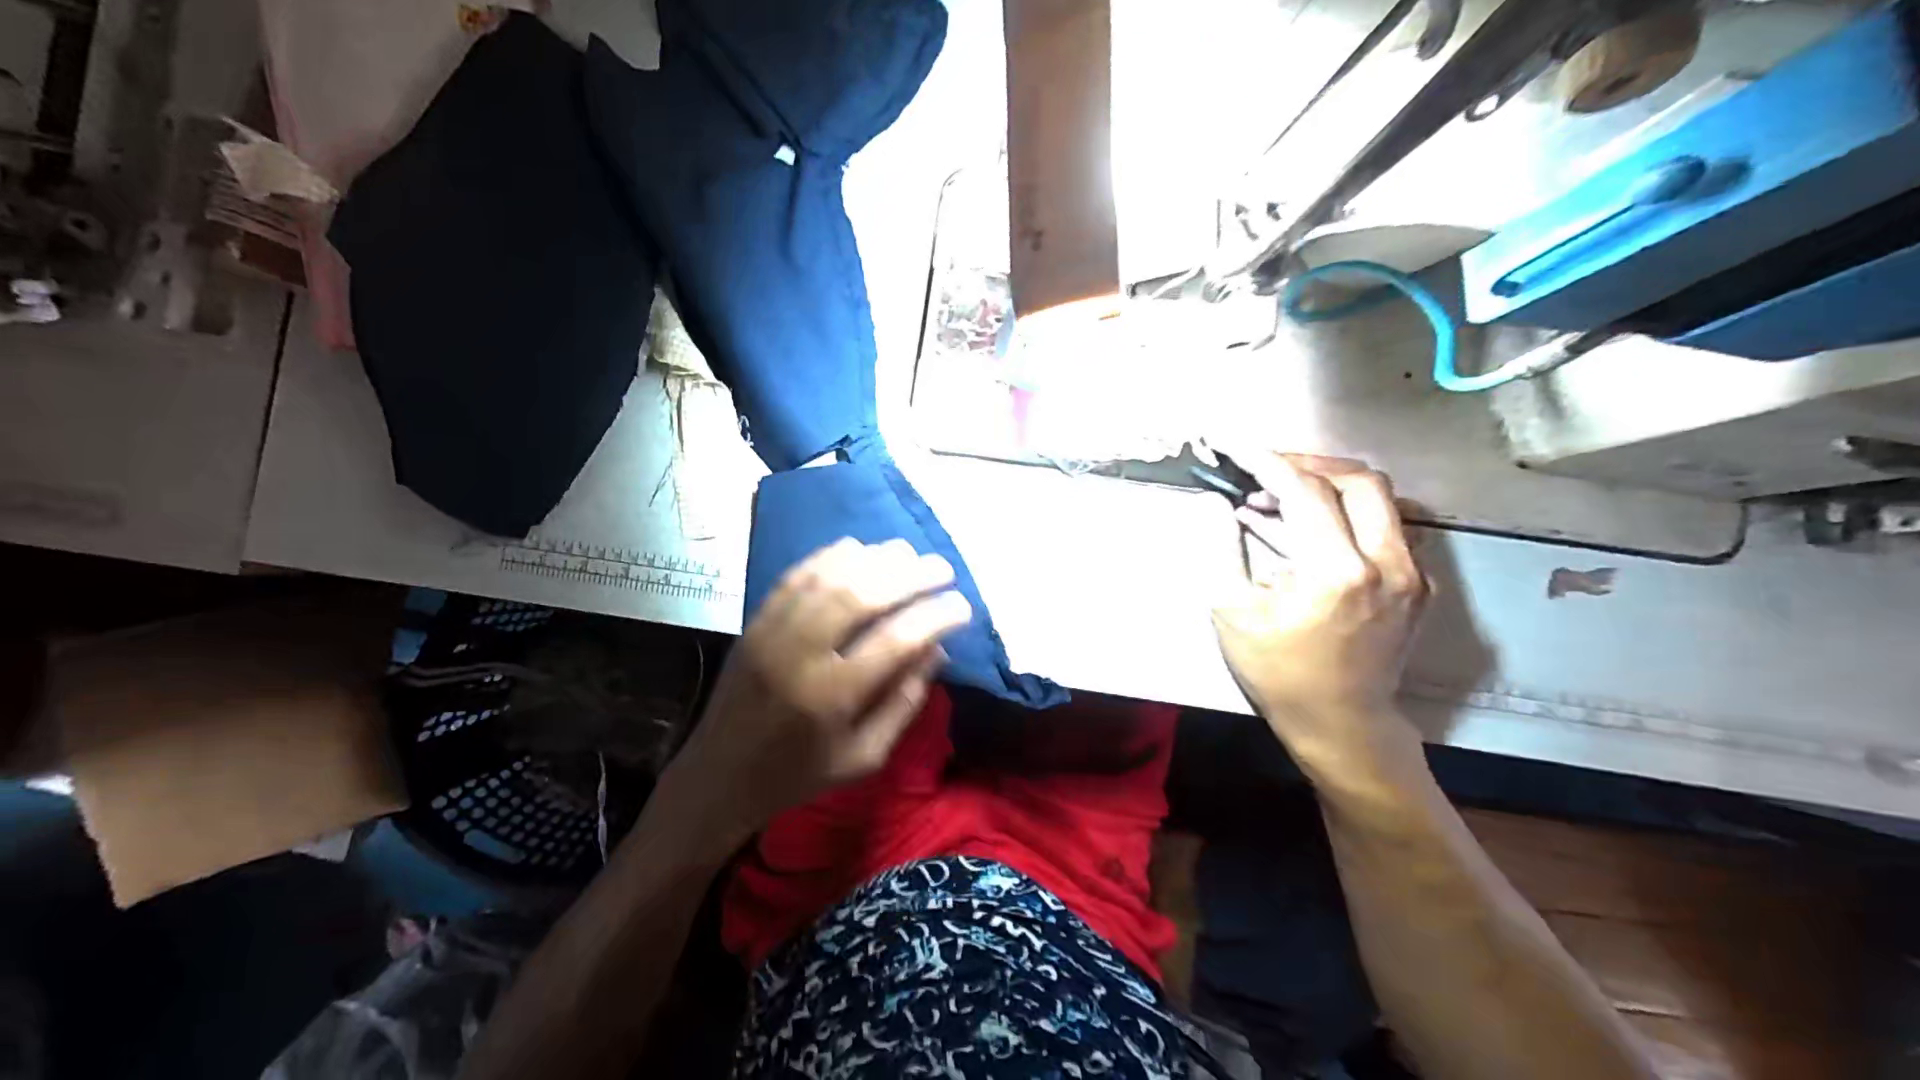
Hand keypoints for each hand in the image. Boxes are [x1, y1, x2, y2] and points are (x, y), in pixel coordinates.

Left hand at [665, 538, 972, 841]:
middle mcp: (801, 655)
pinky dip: (828, 557)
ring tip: (907, 552)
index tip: (962, 605)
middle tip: (942, 567)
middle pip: (862, 597)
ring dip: (873, 559)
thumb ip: (903, 702)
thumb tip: (937, 650)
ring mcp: (772, 633)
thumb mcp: (863, 757)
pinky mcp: (755, 622)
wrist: (718, 776)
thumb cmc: (799, 774)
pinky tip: (857, 548)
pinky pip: (795, 577)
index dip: (934, 617)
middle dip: (909, 576)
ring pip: (829, 578)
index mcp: (832, 697)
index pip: (895, 641)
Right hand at [1210, 452, 1429, 782]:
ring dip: (1332, 485)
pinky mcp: (1419, 584)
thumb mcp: (1232, 612)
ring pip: (1381, 499)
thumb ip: (1222, 548)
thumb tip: (1217, 502)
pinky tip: (1319, 528)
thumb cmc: (1278, 672)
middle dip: (1309, 462)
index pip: (1305, 492)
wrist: (1342, 723)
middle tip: (1268, 467)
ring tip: (1288, 494)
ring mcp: (1412, 573)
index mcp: (1336, 572)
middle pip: (1358, 480)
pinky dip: (1351, 513)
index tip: (1238, 449)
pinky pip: (1389, 527)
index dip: (1268, 463)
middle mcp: (1386, 563)